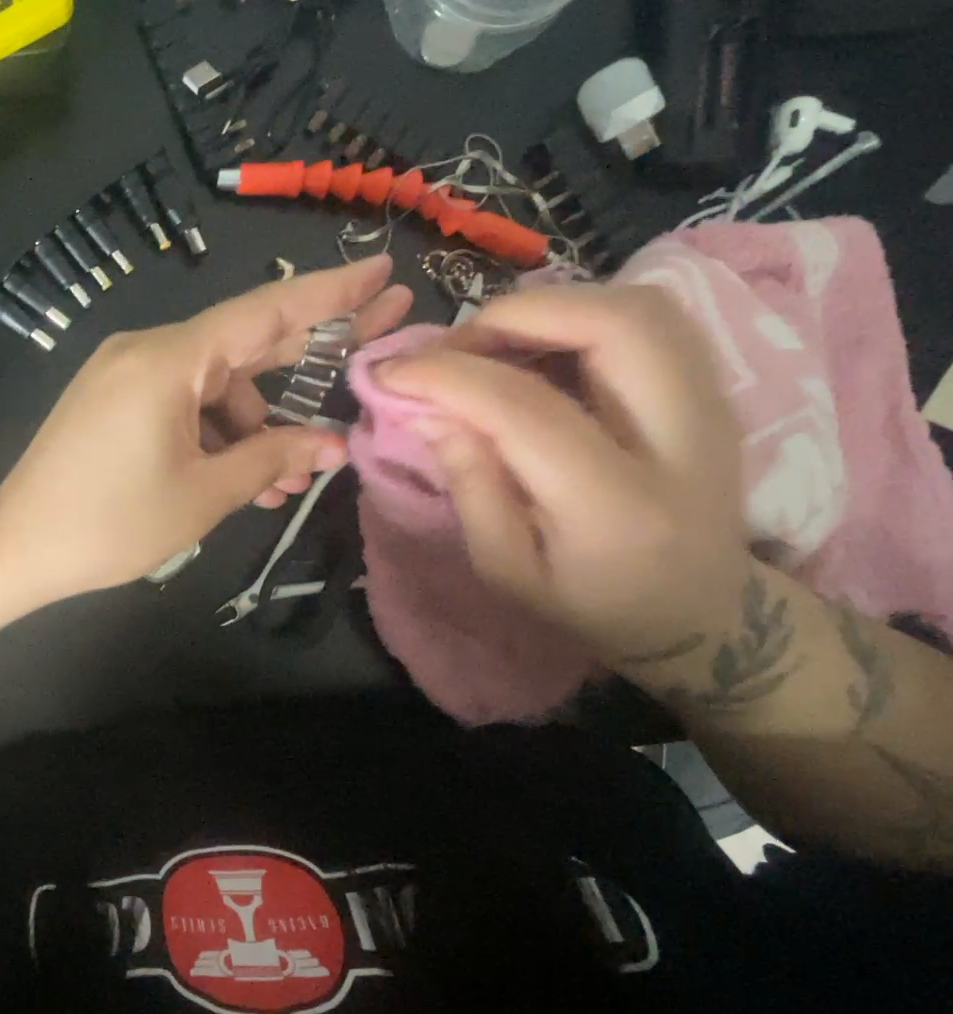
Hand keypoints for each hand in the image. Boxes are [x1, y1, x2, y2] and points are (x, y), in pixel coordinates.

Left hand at [0, 256, 411, 601]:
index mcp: (167, 360)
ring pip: (210, 387)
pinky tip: (240, 478)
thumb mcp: (203, 495)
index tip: (383, 272)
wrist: (14, 548)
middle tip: (375, 350)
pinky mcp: (109, 401)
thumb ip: (272, 458)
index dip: (330, 293)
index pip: (265, 311)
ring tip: (286, 483)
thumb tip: (332, 444)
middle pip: (241, 346)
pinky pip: (178, 403)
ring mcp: (121, 374)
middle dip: (306, 363)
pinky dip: (211, 433)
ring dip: (252, 428)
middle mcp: (144, 351)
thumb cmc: (109, 524)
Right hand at [377, 285, 752, 661]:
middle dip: (515, 315)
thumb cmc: (587, 606)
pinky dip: (580, 317)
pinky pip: (651, 322)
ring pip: (641, 308)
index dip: (447, 377)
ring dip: (550, 307)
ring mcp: (713, 409)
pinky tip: (535, 349)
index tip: (388, 373)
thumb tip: (427, 408)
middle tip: (452, 347)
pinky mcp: (714, 393)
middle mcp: (682, 443)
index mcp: (616, 507)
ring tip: (488, 344)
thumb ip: (470, 485)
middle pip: (615, 325)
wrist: (697, 617)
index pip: (526, 409)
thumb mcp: (505, 571)